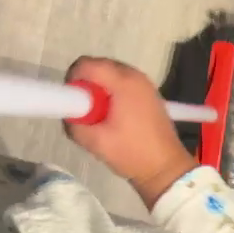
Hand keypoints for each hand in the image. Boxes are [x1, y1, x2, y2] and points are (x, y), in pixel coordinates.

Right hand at [63, 56, 199, 207]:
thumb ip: (74, 125)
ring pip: (110, 71)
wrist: (166, 169)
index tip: (72, 99)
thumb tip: (67, 114)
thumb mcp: (95, 143)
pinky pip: (121, 79)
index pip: (87, 64)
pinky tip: (113, 112)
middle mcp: (134, 75)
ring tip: (97, 112)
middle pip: (99, 64)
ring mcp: (144, 81)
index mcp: (122, 83)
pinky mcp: (148, 90)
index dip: (73, 78)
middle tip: (82, 107)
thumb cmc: (132, 154)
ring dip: (98, 86)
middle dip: (85, 82)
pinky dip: (111, 89)